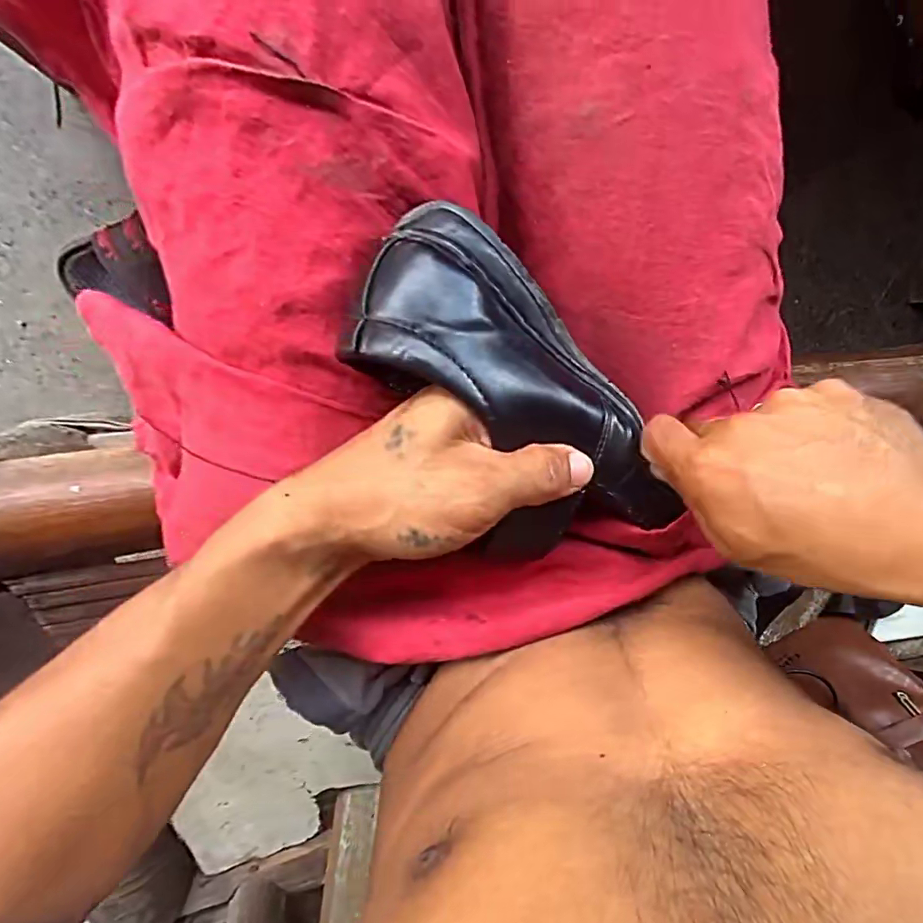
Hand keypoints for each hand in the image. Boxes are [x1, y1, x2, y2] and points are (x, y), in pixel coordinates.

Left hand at [263, 387, 592, 564]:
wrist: (325, 529)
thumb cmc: (405, 499)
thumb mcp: (484, 487)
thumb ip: (538, 472)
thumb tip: (586, 461)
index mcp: (466, 394)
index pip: (534, 399)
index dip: (567, 427)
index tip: (598, 451)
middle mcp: (450, 403)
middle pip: (515, 423)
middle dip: (546, 449)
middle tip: (582, 473)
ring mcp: (434, 431)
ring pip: (496, 445)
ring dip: (520, 466)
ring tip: (555, 484)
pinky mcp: (424, 459)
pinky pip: (477, 460)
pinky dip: (497, 477)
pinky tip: (512, 492)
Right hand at [642, 379, 922, 605]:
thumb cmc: (839, 553)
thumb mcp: (748, 552)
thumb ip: (704, 507)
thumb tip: (687, 476)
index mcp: (714, 467)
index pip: (660, 432)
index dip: (669, 452)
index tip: (686, 467)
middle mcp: (747, 424)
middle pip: (717, 432)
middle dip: (732, 458)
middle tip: (768, 492)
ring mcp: (794, 402)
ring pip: (764, 421)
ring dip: (776, 445)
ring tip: (817, 482)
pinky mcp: (836, 390)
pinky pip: (807, 411)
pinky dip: (816, 431)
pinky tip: (843, 463)